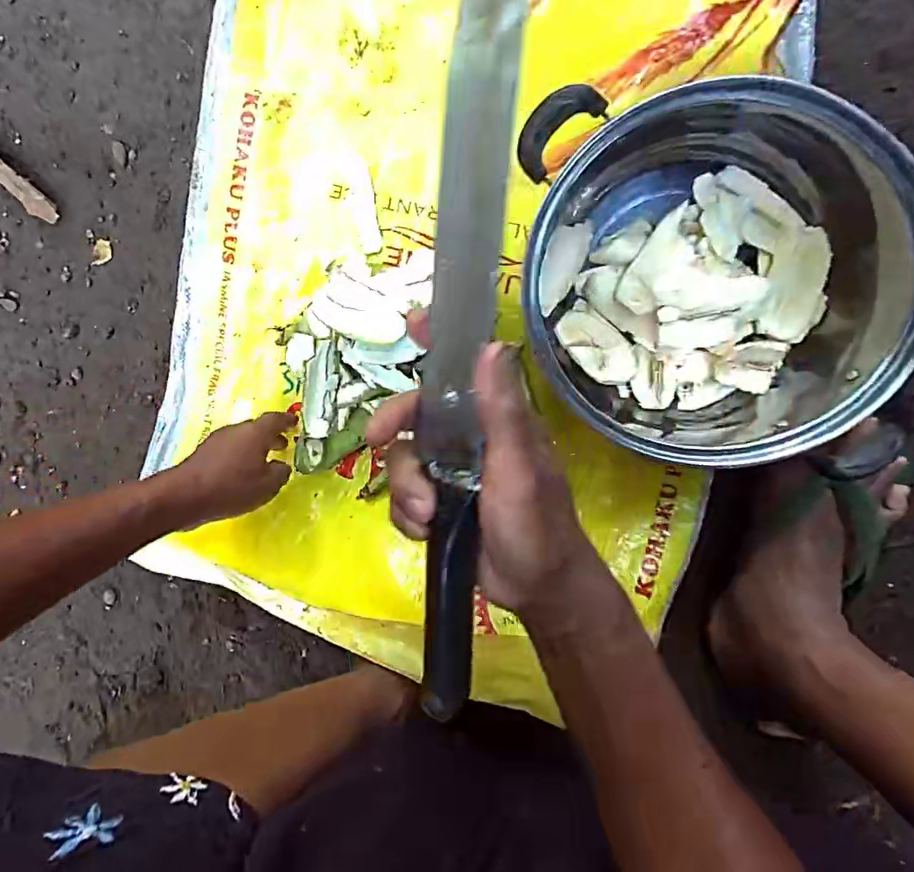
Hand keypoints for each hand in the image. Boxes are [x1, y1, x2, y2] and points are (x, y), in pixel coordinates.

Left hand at [165, 412, 295, 528]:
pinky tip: (240, 472)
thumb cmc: (233, 487)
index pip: (275, 420)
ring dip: (254, 447)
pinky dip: (239, 455)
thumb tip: (282, 466)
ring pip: (242, 438)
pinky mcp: (204, 452)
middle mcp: (236, 430)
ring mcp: (218, 439)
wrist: (186, 495)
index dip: (286, 421)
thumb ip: (280, 474)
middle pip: (257, 428)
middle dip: (270, 436)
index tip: (294, 422)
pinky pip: (229, 449)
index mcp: (255, 433)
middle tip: (282, 446)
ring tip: (262, 462)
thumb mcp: (266, 486)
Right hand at [365, 319, 602, 620]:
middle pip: (414, 414)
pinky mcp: (436, 504)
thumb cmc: (537, 521)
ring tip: (428, 514)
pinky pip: (401, 497)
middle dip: (393, 425)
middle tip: (376, 438)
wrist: (535, 589)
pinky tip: (427, 531)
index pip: (462, 370)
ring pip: (402, 459)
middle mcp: (467, 439)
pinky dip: (407, 514)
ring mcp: (449, 472)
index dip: (437, 344)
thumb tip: (492, 345)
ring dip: (406, 488)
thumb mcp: (518, 463)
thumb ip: (501, 409)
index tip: (411, 324)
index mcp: (491, 420)